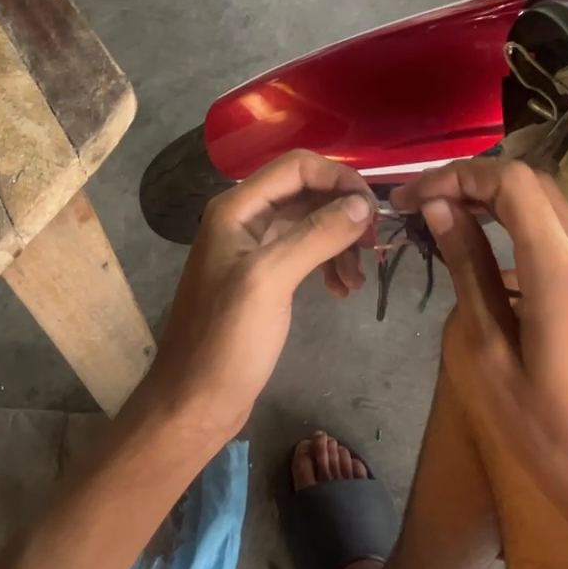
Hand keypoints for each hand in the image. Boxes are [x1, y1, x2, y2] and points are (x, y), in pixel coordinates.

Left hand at [129, 150, 374, 447]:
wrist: (194, 402)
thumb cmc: (226, 340)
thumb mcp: (272, 280)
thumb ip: (316, 235)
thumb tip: (362, 203)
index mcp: (236, 207)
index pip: (297, 166)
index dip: (339, 178)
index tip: (373, 209)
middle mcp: (243, 218)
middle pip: (305, 192)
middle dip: (342, 211)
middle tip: (372, 245)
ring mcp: (252, 247)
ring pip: (309, 222)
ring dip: (339, 241)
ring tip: (357, 279)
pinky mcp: (263, 276)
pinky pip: (304, 251)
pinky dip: (327, 262)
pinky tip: (341, 289)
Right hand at [393, 160, 567, 568]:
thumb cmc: (543, 426)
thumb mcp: (487, 350)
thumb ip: (466, 269)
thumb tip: (437, 208)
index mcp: (561, 271)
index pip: (512, 183)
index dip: (456, 176)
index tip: (411, 198)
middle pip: (529, 181)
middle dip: (469, 180)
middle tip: (419, 204)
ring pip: (544, 199)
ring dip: (491, 196)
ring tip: (442, 216)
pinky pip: (555, 226)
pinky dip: (514, 217)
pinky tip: (482, 241)